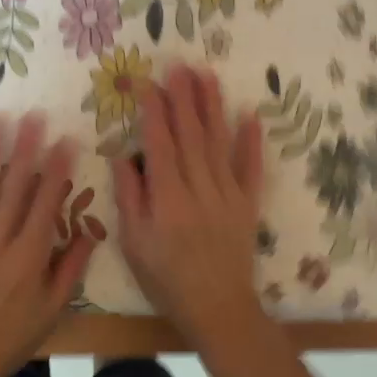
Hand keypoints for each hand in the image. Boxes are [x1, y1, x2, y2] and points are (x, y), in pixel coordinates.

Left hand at [0, 114, 95, 376]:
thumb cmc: (12, 338)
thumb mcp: (53, 309)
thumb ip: (70, 267)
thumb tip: (90, 231)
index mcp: (29, 254)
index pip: (47, 202)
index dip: (57, 169)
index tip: (66, 139)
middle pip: (15, 187)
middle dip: (26, 149)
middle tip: (34, 115)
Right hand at [111, 63, 267, 349]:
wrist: (218, 311)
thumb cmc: (166, 279)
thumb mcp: (133, 242)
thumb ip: (129, 196)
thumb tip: (124, 155)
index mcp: (167, 196)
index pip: (159, 142)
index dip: (153, 109)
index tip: (146, 82)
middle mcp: (199, 187)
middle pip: (191, 134)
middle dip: (183, 97)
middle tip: (178, 65)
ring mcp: (227, 194)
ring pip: (218, 142)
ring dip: (212, 106)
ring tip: (207, 75)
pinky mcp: (247, 204)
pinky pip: (251, 168)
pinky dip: (252, 141)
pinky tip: (250, 115)